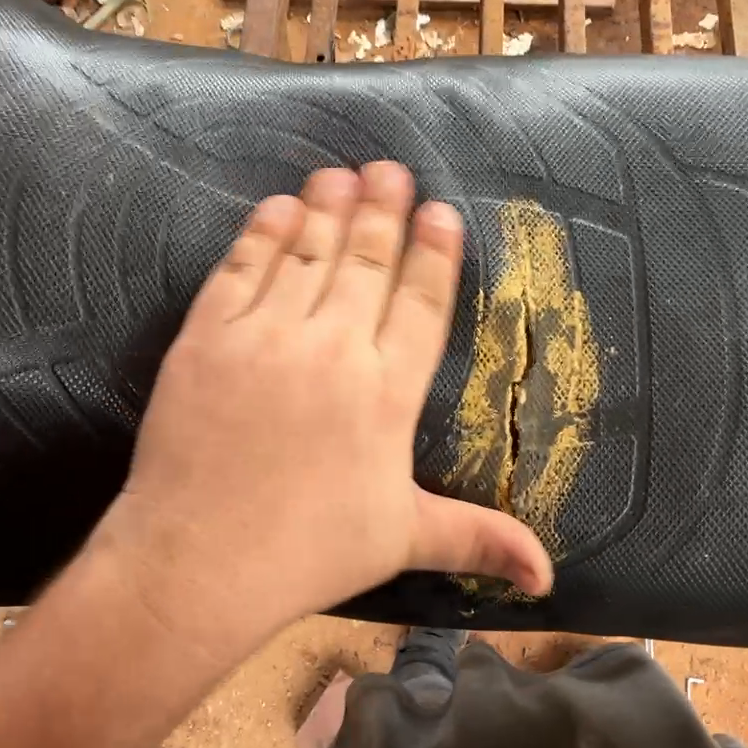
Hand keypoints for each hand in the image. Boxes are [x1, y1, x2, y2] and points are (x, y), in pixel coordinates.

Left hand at [93, 162, 552, 634]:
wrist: (198, 562)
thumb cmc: (309, 553)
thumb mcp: (403, 539)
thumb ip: (478, 537)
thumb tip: (549, 578)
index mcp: (388, 392)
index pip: (421, 303)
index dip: (433, 252)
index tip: (440, 211)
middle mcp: (334, 349)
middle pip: (366, 263)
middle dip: (383, 211)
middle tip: (391, 169)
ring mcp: (266, 337)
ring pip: (307, 254)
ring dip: (327, 207)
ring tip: (342, 173)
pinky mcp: (207, 337)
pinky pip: (241, 269)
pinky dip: (262, 233)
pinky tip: (277, 206)